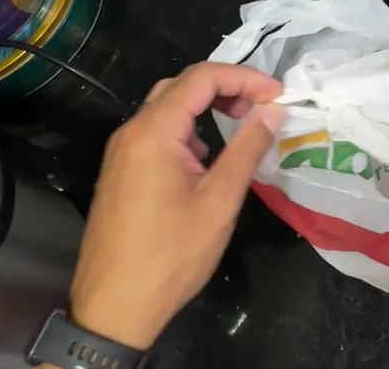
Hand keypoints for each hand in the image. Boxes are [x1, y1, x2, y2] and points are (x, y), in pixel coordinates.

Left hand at [69, 62, 285, 348]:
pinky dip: (188, 127)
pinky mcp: (121, 171)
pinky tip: (206, 157)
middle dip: (226, 86)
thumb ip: (247, 147)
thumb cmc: (170, 254)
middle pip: (182, 84)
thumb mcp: (219, 201)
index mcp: (154, 131)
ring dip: (206, 105)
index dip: (244, 77)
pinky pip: (157, 131)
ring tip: (239, 123)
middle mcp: (132, 131)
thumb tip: (272, 110)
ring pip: (167, 106)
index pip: (202, 77)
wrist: (111, 311)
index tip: (277, 94)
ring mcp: (122, 152)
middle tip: (260, 106)